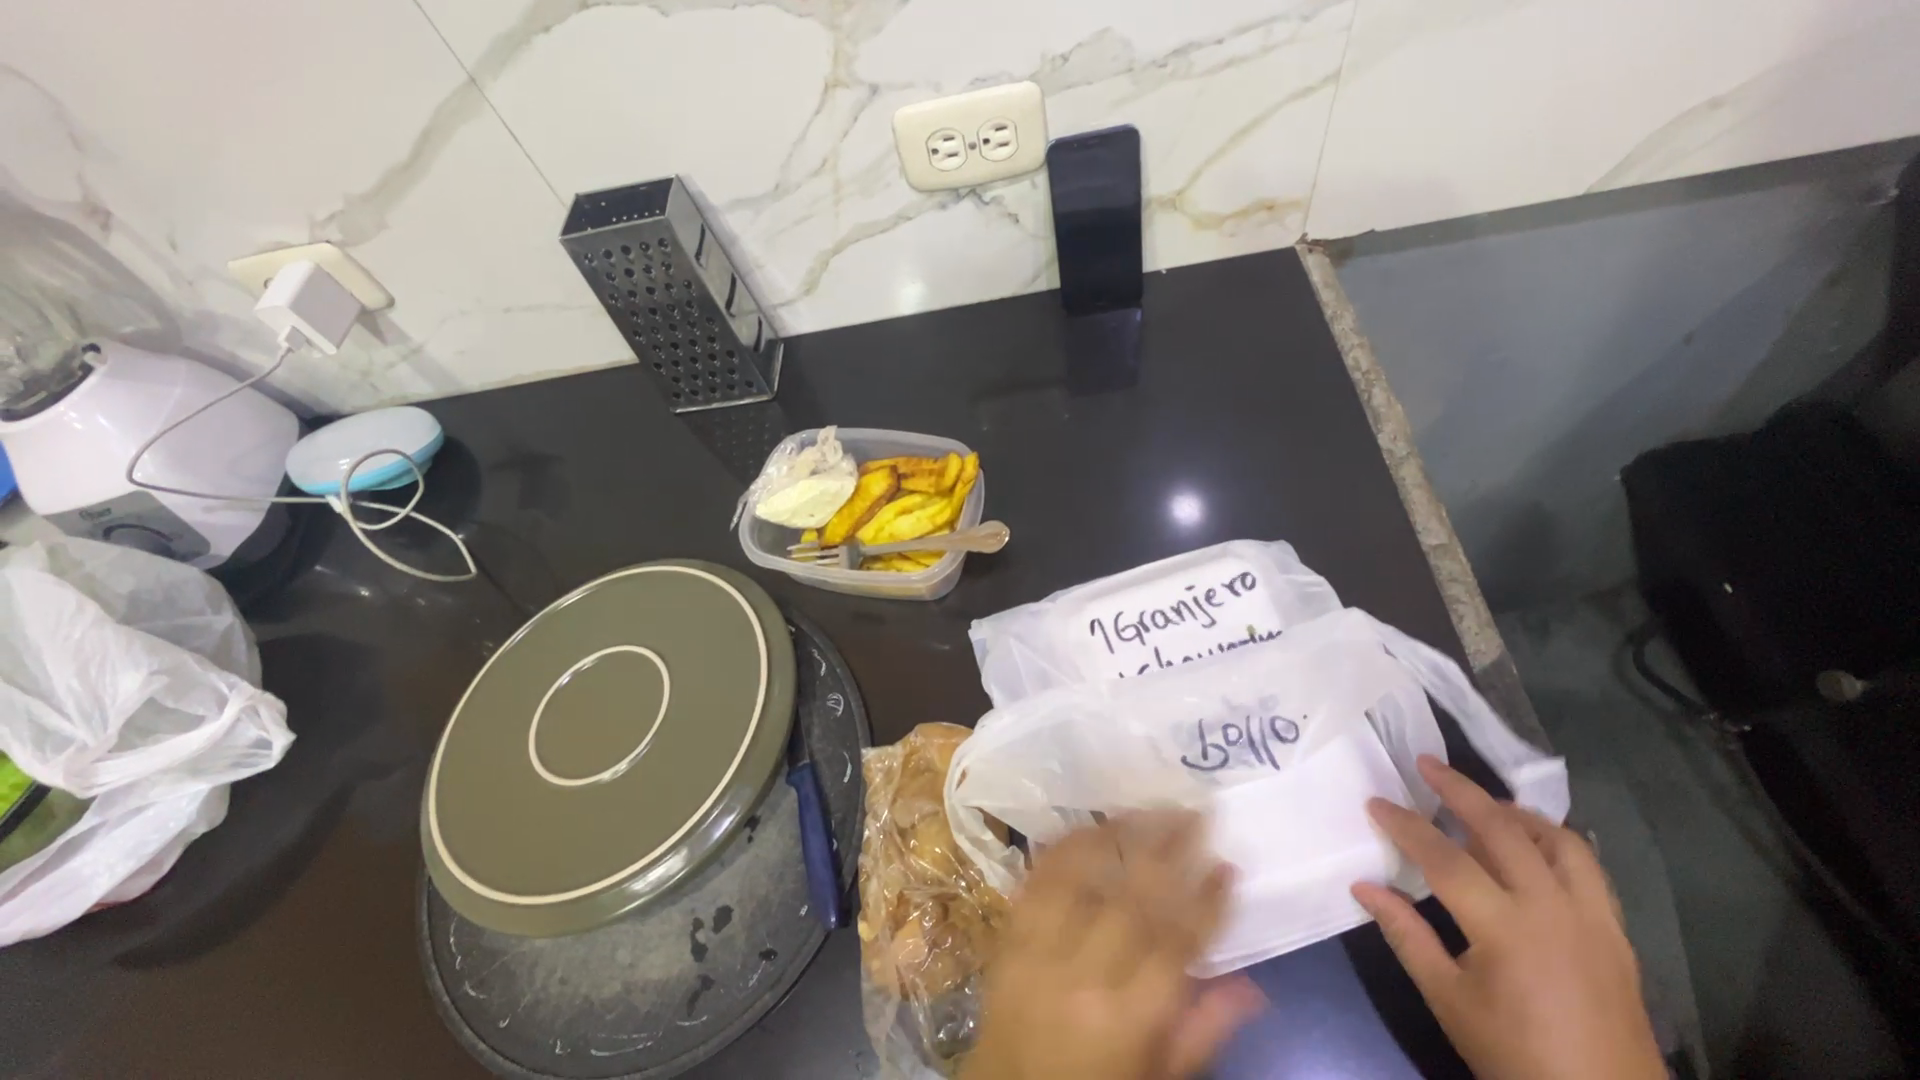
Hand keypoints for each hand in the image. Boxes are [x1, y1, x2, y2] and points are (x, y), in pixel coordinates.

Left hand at [961, 810, 1266, 1079]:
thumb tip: (1255, 984)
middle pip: (1130, 901)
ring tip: (1148, 809)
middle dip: (1167, 851)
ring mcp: (1038, 951)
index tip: (1227, 865)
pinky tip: (1088, 826)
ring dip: (1117, 837)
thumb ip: (1204, 1027)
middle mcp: (1083, 976)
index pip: (1176, 945)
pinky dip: (1062, 848)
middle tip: (1196, 814)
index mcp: (1129, 1018)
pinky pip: (1035, 881)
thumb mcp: (1159, 1074)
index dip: (1206, 901)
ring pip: (1080, 879)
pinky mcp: (1007, 937)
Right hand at [1354, 756, 1664, 1079]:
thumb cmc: (1515, 1055)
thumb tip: (1364, 886)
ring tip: (1483, 802)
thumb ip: (1406, 936)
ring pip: (1555, 838)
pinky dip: (1555, 841)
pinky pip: (1588, 866)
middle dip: (1460, 790)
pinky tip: (1533, 845)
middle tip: (1427, 764)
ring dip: (1514, 811)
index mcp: (1505, 928)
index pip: (1444, 857)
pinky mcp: (1616, 930)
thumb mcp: (1448, 1000)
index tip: (1376, 802)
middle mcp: (1551, 907)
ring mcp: (1592, 915)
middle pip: (1502, 829)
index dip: (1406, 825)